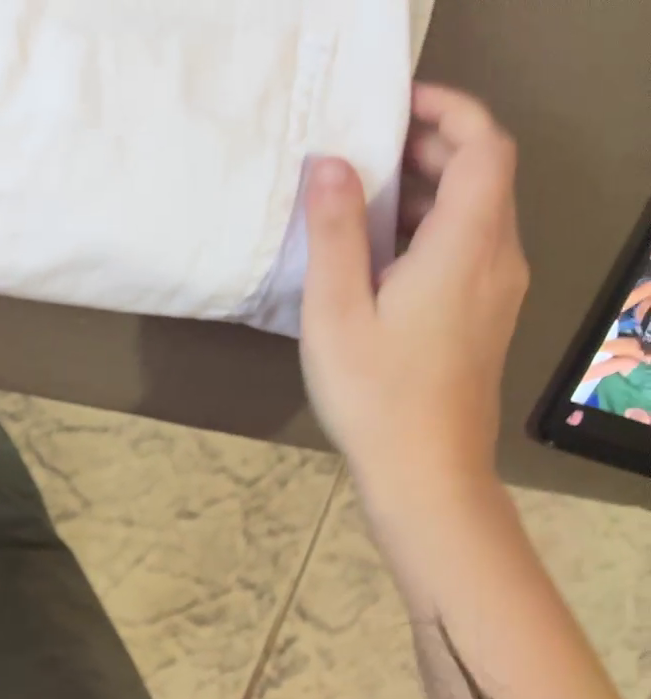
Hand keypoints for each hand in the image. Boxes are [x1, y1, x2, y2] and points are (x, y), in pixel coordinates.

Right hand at [300, 85, 529, 494]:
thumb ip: (337, 235)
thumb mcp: (336, 311)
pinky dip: (426, 226)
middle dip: (429, 146)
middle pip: (483, 174)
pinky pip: (465, 246)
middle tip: (360, 147)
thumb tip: (334, 165)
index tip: (394, 103)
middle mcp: (497, 255)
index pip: (484, 146)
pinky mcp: (481, 311)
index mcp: (466, 245)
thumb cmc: (373, 388)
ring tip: (358, 195)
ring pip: (474, 211)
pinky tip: (376, 251)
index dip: (448, 110)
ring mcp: (495, 285)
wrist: (423, 463)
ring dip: (425, 189)